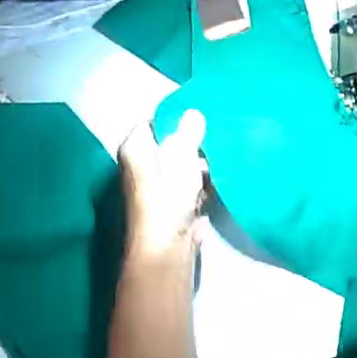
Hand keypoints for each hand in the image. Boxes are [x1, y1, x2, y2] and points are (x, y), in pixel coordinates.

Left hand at [119, 109, 207, 263]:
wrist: (167, 246)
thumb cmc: (168, 196)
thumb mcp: (181, 156)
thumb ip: (188, 132)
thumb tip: (193, 111)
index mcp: (135, 148)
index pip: (155, 121)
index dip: (178, 117)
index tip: (203, 114)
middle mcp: (141, 165)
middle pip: (172, 144)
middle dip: (195, 144)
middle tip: (217, 139)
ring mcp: (157, 186)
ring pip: (184, 166)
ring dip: (202, 167)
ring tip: (221, 163)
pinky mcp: (172, 204)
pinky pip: (190, 186)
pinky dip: (203, 185)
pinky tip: (216, 186)